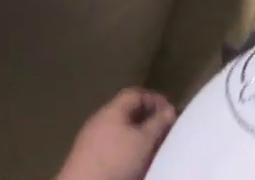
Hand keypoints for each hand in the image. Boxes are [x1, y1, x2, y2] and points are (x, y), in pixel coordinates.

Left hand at [56, 88, 176, 179]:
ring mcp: (88, 139)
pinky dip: (122, 149)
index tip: (169, 111)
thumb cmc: (116, 161)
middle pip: (126, 112)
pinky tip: (129, 161)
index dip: (154, 99)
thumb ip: (159, 123)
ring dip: (134, 136)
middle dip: (146, 119)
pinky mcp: (84, 158)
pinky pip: (108, 145)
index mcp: (111, 109)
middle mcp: (98, 119)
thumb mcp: (144, 142)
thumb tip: (170, 110)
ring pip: (117, 130)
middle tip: (161, 130)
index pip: (135, 93)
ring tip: (147, 149)